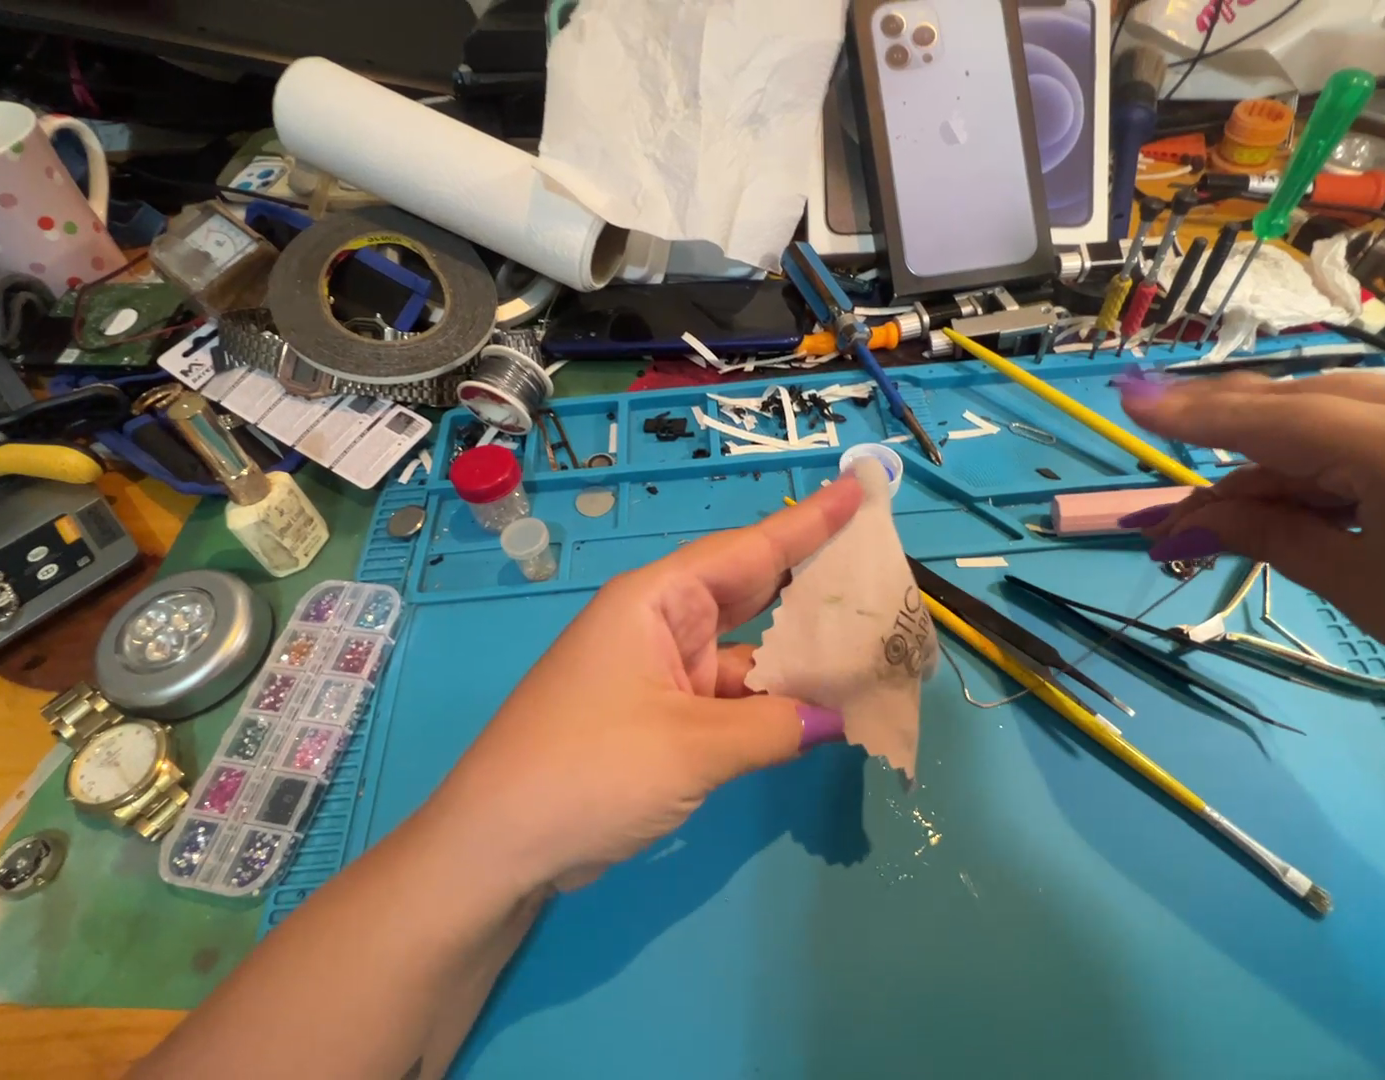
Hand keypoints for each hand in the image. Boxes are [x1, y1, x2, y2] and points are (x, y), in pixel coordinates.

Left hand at [419, 478, 859, 895]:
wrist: (499, 847)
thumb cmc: (586, 771)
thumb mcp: (689, 747)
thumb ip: (773, 727)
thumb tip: (838, 720)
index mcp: (658, 600)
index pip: (749, 547)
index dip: (811, 520)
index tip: (859, 489)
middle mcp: (664, 625)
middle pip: (755, 593)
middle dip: (817, 586)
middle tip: (885, 573)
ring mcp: (666, 673)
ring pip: (751, 653)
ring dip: (803, 659)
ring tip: (876, 650)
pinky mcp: (667, 717)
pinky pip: (735, 697)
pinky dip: (776, 704)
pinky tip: (825, 710)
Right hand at [1112, 370, 1384, 750]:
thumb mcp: (1373, 592)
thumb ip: (1275, 537)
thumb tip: (1192, 521)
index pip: (1274, 419)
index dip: (1193, 413)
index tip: (1129, 398)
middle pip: (1308, 406)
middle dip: (1234, 444)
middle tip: (1181, 493)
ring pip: (1354, 412)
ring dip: (1290, 457)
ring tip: (1251, 512)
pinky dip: (1345, 455)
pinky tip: (1326, 493)